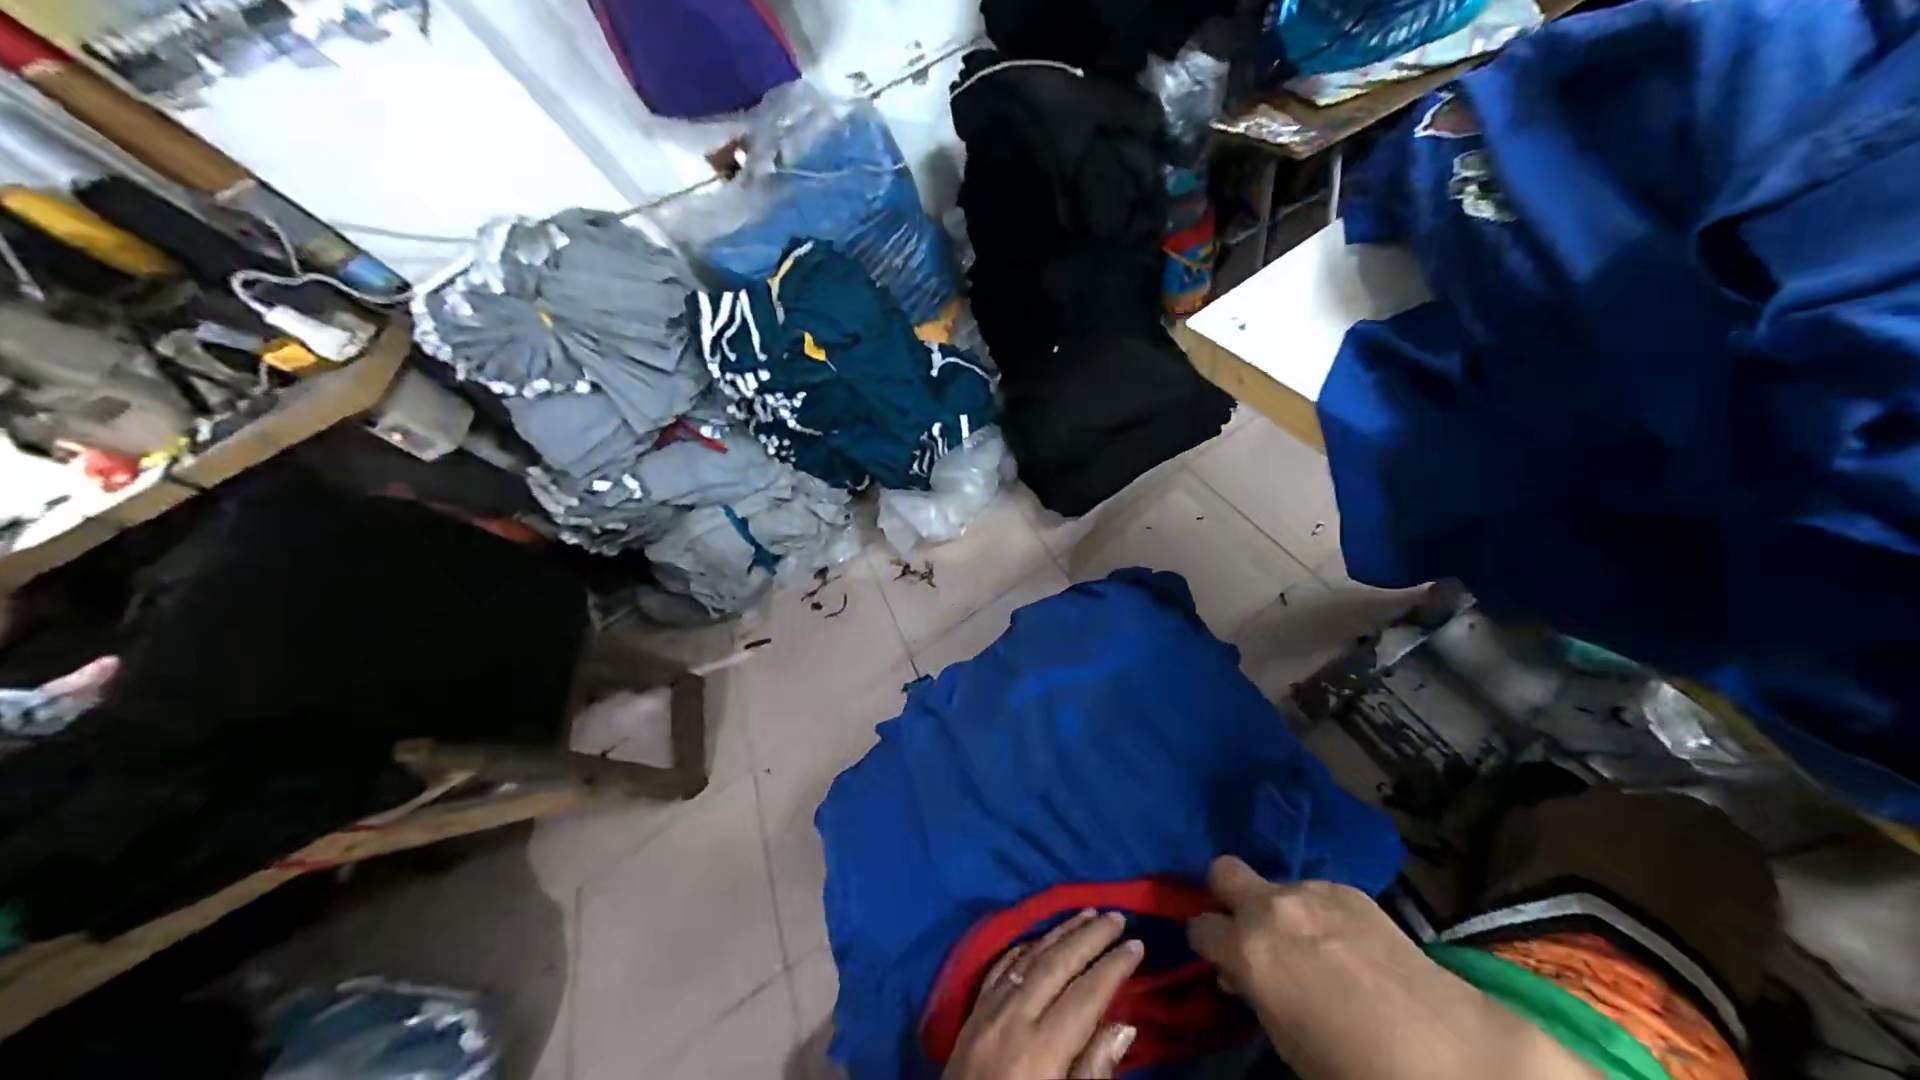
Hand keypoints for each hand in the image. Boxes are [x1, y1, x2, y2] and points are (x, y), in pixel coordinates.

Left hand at [942, 909, 1143, 1079]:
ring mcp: (986, 1013)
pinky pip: (998, 970)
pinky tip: (1036, 940)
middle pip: (1056, 965)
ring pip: (1027, 958)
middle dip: (1089, 938)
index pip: (1084, 996)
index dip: (1113, 968)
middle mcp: (1011, 1019)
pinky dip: (1021, 949)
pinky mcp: (969, 1017)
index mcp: (1039, 1051)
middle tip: (1117, 917)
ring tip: (1086, 915)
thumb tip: (1122, 1025)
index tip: (1137, 945)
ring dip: (1059, 934)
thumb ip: (1092, 1074)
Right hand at [1186, 857, 1601, 1079]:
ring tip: (1312, 945)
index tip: (1221, 960)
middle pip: (1222, 871)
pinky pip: (1315, 892)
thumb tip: (1240, 974)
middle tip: (1248, 930)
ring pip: (1275, 884)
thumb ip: (1254, 994)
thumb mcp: (1285, 1041)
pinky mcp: (1350, 889)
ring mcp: (1311, 891)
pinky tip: (1347, 944)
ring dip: (1279, 908)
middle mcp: (1269, 907)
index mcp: (1246, 948)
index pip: (1199, 925)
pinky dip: (1318, 912)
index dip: (1208, 945)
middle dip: (1227, 896)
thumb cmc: (1353, 1064)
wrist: (1449, 1052)